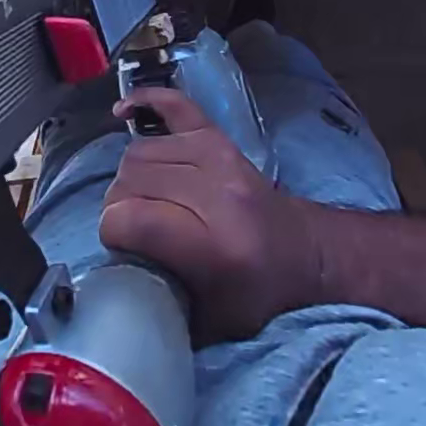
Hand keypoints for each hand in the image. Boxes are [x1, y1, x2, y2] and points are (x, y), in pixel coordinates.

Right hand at [99, 88, 327, 343]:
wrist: (311, 257)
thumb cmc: (258, 295)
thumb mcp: (210, 322)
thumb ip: (158, 296)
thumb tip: (116, 265)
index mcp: (216, 244)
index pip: (128, 218)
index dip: (113, 234)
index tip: (124, 249)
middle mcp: (218, 193)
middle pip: (129, 181)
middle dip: (118, 206)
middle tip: (131, 229)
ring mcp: (219, 157)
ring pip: (139, 152)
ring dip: (129, 177)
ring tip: (141, 200)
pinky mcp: (219, 137)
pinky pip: (174, 105)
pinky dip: (145, 103)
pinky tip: (123, 113)